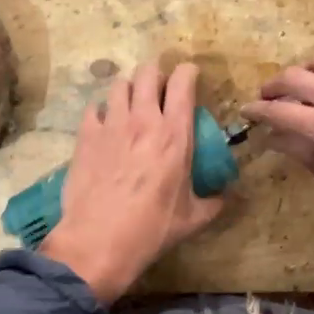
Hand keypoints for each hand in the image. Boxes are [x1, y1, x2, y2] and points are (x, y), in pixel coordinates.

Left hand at [39, 62, 223, 304]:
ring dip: (129, 89)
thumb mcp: (193, 219)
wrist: (98, 241)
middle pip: (147, 72)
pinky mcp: (84, 136)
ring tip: (131, 103)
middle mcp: (143, 120)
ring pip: (119, 84)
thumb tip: (229, 196)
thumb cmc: (151, 229)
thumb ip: (214, 202)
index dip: (188, 72)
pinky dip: (101, 110)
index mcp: (174, 135)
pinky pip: (93, 108)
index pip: (182, 82)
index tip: (190, 77)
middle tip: (160, 90)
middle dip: (156, 74)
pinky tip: (104, 125)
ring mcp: (110, 125)